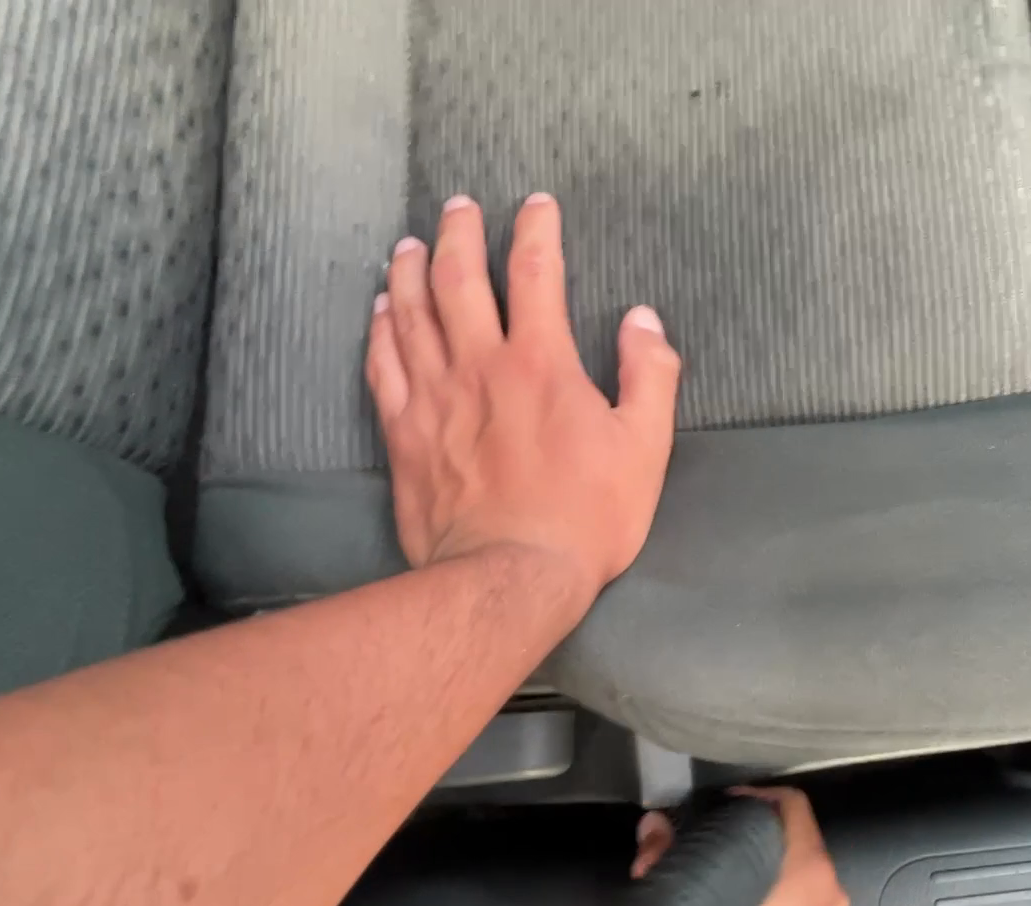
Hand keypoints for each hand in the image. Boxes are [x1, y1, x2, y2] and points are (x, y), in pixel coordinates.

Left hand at [366, 192, 681, 595]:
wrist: (513, 575)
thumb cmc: (588, 514)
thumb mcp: (645, 446)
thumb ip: (650, 375)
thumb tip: (642, 319)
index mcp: (542, 363)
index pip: (537, 274)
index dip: (537, 232)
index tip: (537, 205)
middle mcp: (480, 365)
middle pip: (460, 279)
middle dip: (461, 234)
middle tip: (458, 205)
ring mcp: (434, 397)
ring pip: (412, 313)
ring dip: (412, 270)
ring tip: (411, 244)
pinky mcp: (404, 433)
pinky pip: (383, 365)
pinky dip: (380, 329)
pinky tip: (380, 309)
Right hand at [633, 789, 849, 905]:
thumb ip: (664, 876)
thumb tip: (653, 828)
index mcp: (802, 880)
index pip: (789, 804)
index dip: (750, 795)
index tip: (713, 807)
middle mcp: (827, 893)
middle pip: (793, 831)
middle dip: (749, 827)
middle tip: (705, 836)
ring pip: (798, 864)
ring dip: (760, 859)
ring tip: (713, 872)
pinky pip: (803, 896)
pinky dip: (773, 888)